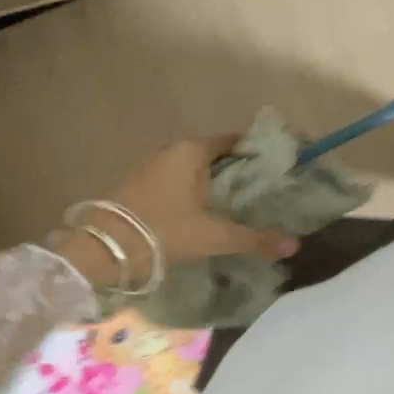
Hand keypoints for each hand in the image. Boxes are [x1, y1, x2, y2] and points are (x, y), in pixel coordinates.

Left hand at [54, 137, 298, 289]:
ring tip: (233, 208)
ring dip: (210, 185)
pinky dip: (189, 193)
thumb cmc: (162, 232)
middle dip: (236, 174)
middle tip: (259, 195)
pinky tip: (198, 216)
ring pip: (192, 170)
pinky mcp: (135, 185)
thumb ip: (255, 239)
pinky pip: (173, 182)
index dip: (257, 155)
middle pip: (215, 156)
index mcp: (193, 150)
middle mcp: (172, 150)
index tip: (275, 173)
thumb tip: (295, 244)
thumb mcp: (214, 237)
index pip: (235, 142)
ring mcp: (150, 165)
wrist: (98, 251)